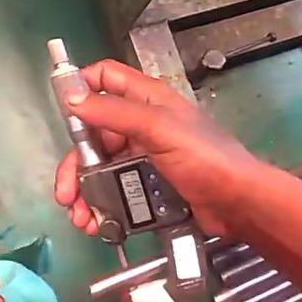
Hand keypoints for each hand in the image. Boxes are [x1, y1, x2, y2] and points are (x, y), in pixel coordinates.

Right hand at [53, 59, 266, 236]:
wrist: (238, 203)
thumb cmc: (205, 158)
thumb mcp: (160, 129)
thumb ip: (116, 113)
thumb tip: (73, 98)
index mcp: (148, 100)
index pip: (106, 78)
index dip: (82, 87)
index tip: (63, 111)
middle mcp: (143, 124)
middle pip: (94, 132)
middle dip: (77, 163)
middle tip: (66, 193)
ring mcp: (145, 156)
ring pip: (101, 167)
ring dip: (85, 192)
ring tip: (82, 218)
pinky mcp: (149, 185)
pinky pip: (116, 190)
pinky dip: (103, 206)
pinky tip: (98, 224)